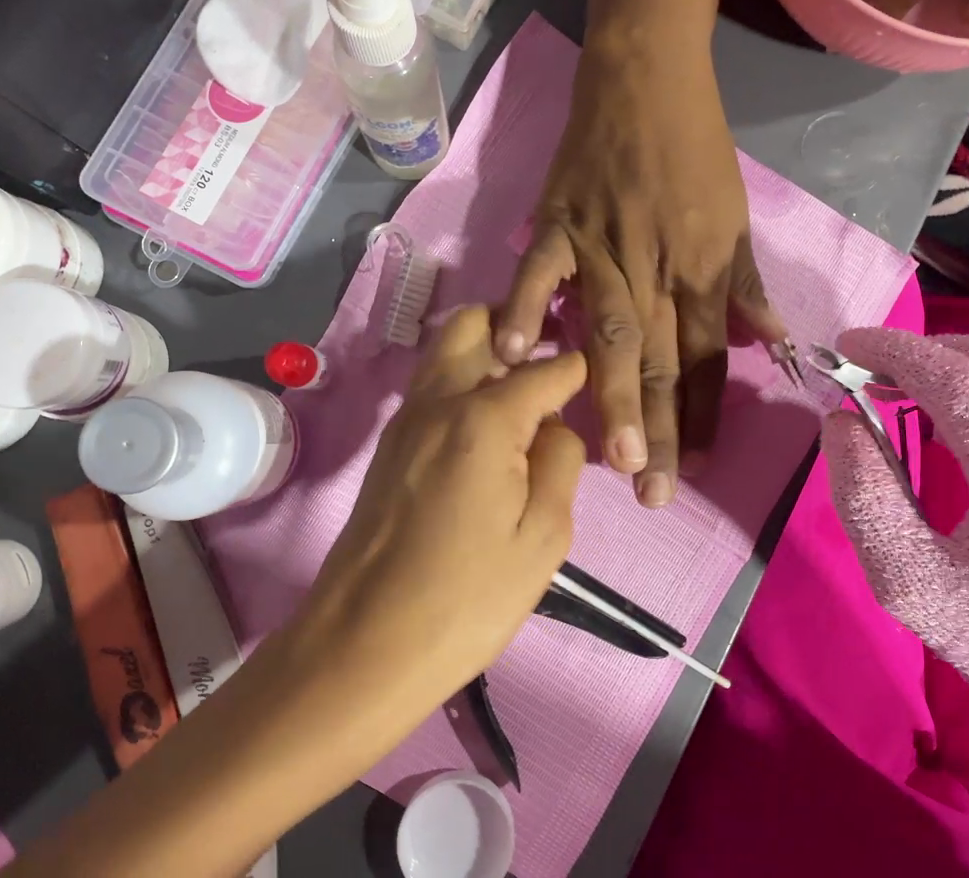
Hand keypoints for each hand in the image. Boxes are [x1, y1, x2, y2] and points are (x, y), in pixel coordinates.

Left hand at [8, 309, 585, 877]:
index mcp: (484, 415)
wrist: (363, 645)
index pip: (548, 366)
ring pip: (446, 351)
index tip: (605, 373)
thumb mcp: (544, 536)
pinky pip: (432, 389)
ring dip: (486, 354)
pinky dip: (463, 385)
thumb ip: (560, 461)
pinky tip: (490, 433)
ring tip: (527, 402)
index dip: (581, 368)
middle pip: (476, 323)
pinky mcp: (389, 446)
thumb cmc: (466, 598)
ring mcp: (405, 420)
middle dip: (519, 329)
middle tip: (555, 370)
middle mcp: (438, 399)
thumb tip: (554, 427)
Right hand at [496, 37, 785, 509]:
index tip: (695, 466)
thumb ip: (746, 284)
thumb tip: (774, 344)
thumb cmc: (693, 145)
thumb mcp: (735, 212)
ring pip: (610, 331)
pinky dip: (524, 309)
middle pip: (662, 358)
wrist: (646, 70)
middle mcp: (659, 264)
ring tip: (606, 457)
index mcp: (705, 264)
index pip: (707, 354)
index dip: (704, 412)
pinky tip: (509, 359)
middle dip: (659, 428)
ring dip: (609, 395)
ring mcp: (605, 243)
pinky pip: (540, 271)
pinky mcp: (559, 220)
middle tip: (652, 493)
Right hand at [821, 327, 968, 767]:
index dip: (900, 354)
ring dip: (964, 355)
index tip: (848, 346)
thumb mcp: (903, 581)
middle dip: (925, 350)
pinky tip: (965, 398)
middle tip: (870, 365)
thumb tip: (842, 416)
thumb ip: (862, 495)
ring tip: (912, 377)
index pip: (966, 386)